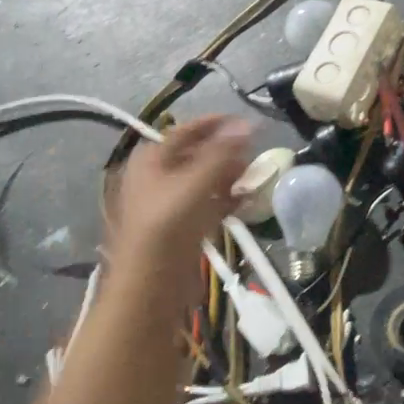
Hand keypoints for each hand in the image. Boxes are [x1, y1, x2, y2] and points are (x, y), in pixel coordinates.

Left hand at [108, 116, 251, 287]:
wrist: (150, 282)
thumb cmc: (168, 225)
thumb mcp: (196, 183)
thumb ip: (222, 153)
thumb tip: (248, 125)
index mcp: (151, 160)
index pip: (186, 131)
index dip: (215, 124)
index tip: (245, 122)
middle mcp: (157, 177)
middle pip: (196, 155)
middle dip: (226, 153)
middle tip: (252, 153)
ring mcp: (168, 203)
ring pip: (203, 180)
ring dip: (228, 176)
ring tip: (253, 177)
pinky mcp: (180, 226)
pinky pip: (206, 203)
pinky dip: (225, 200)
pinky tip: (245, 201)